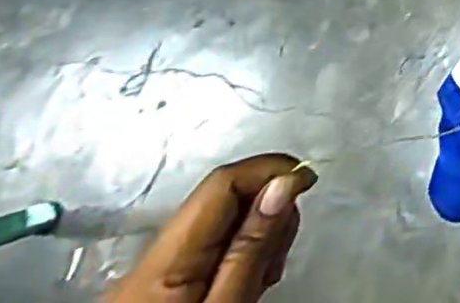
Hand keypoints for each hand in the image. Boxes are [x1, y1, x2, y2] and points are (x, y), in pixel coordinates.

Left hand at [105, 155, 316, 302]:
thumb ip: (251, 247)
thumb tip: (284, 182)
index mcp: (164, 263)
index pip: (221, 183)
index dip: (269, 170)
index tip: (308, 182)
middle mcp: (151, 259)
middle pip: (222, 197)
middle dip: (268, 205)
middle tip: (283, 250)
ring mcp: (151, 275)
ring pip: (219, 220)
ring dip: (258, 229)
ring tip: (267, 273)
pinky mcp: (157, 289)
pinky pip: (209, 246)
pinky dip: (240, 250)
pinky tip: (249, 280)